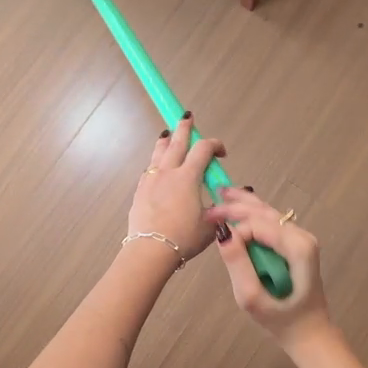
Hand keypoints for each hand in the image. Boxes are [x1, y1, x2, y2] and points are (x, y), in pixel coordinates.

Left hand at [127, 115, 221, 261]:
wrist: (150, 250)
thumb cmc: (184, 238)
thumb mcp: (211, 225)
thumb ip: (219, 210)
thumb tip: (228, 200)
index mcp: (188, 177)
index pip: (203, 149)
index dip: (214, 145)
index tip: (221, 152)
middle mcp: (168, 172)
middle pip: (177, 141)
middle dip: (184, 128)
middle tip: (187, 117)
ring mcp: (151, 180)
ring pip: (159, 153)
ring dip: (166, 141)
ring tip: (167, 135)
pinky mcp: (140, 192)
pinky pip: (149, 170)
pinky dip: (156, 164)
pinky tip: (158, 169)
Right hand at [205, 187, 329, 348]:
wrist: (310, 334)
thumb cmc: (282, 321)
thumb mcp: (252, 298)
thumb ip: (238, 264)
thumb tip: (223, 233)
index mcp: (297, 247)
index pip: (257, 224)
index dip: (235, 229)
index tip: (215, 241)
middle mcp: (302, 236)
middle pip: (264, 212)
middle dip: (236, 206)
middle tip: (209, 208)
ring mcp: (302, 239)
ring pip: (269, 213)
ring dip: (245, 205)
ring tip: (223, 193)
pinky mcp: (298, 245)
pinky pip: (272, 223)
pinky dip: (254, 215)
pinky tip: (240, 208)